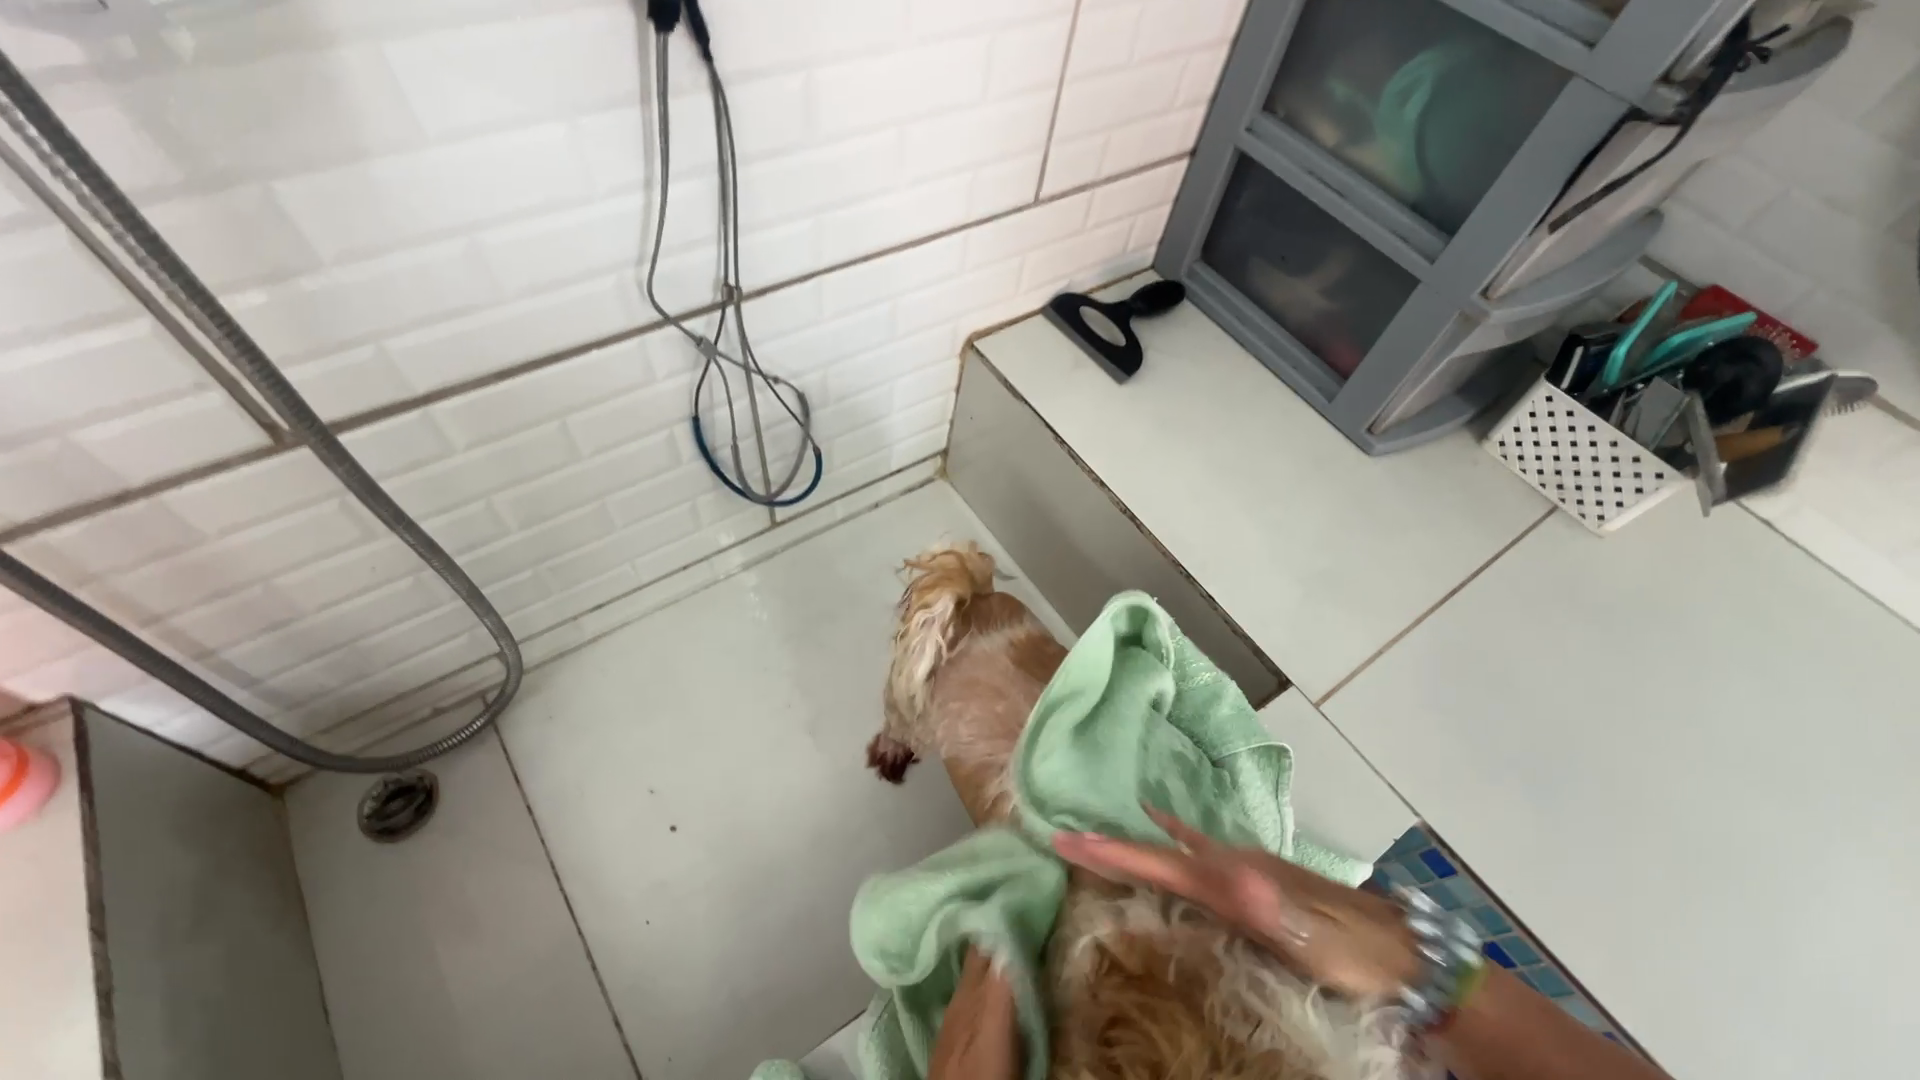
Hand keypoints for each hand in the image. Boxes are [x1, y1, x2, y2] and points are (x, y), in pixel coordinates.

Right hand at [1053, 807, 1420, 1000]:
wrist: (1406, 954)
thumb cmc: (1355, 953)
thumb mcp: (1314, 937)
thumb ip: (1272, 905)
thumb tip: (1230, 874)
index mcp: (1236, 879)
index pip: (1161, 863)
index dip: (1113, 852)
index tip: (1065, 838)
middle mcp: (1234, 865)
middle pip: (1160, 850)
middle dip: (1111, 843)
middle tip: (1063, 834)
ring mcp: (1246, 869)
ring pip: (1176, 848)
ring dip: (1135, 842)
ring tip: (1097, 835)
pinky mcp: (1256, 880)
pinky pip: (1198, 852)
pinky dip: (1171, 838)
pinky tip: (1167, 827)